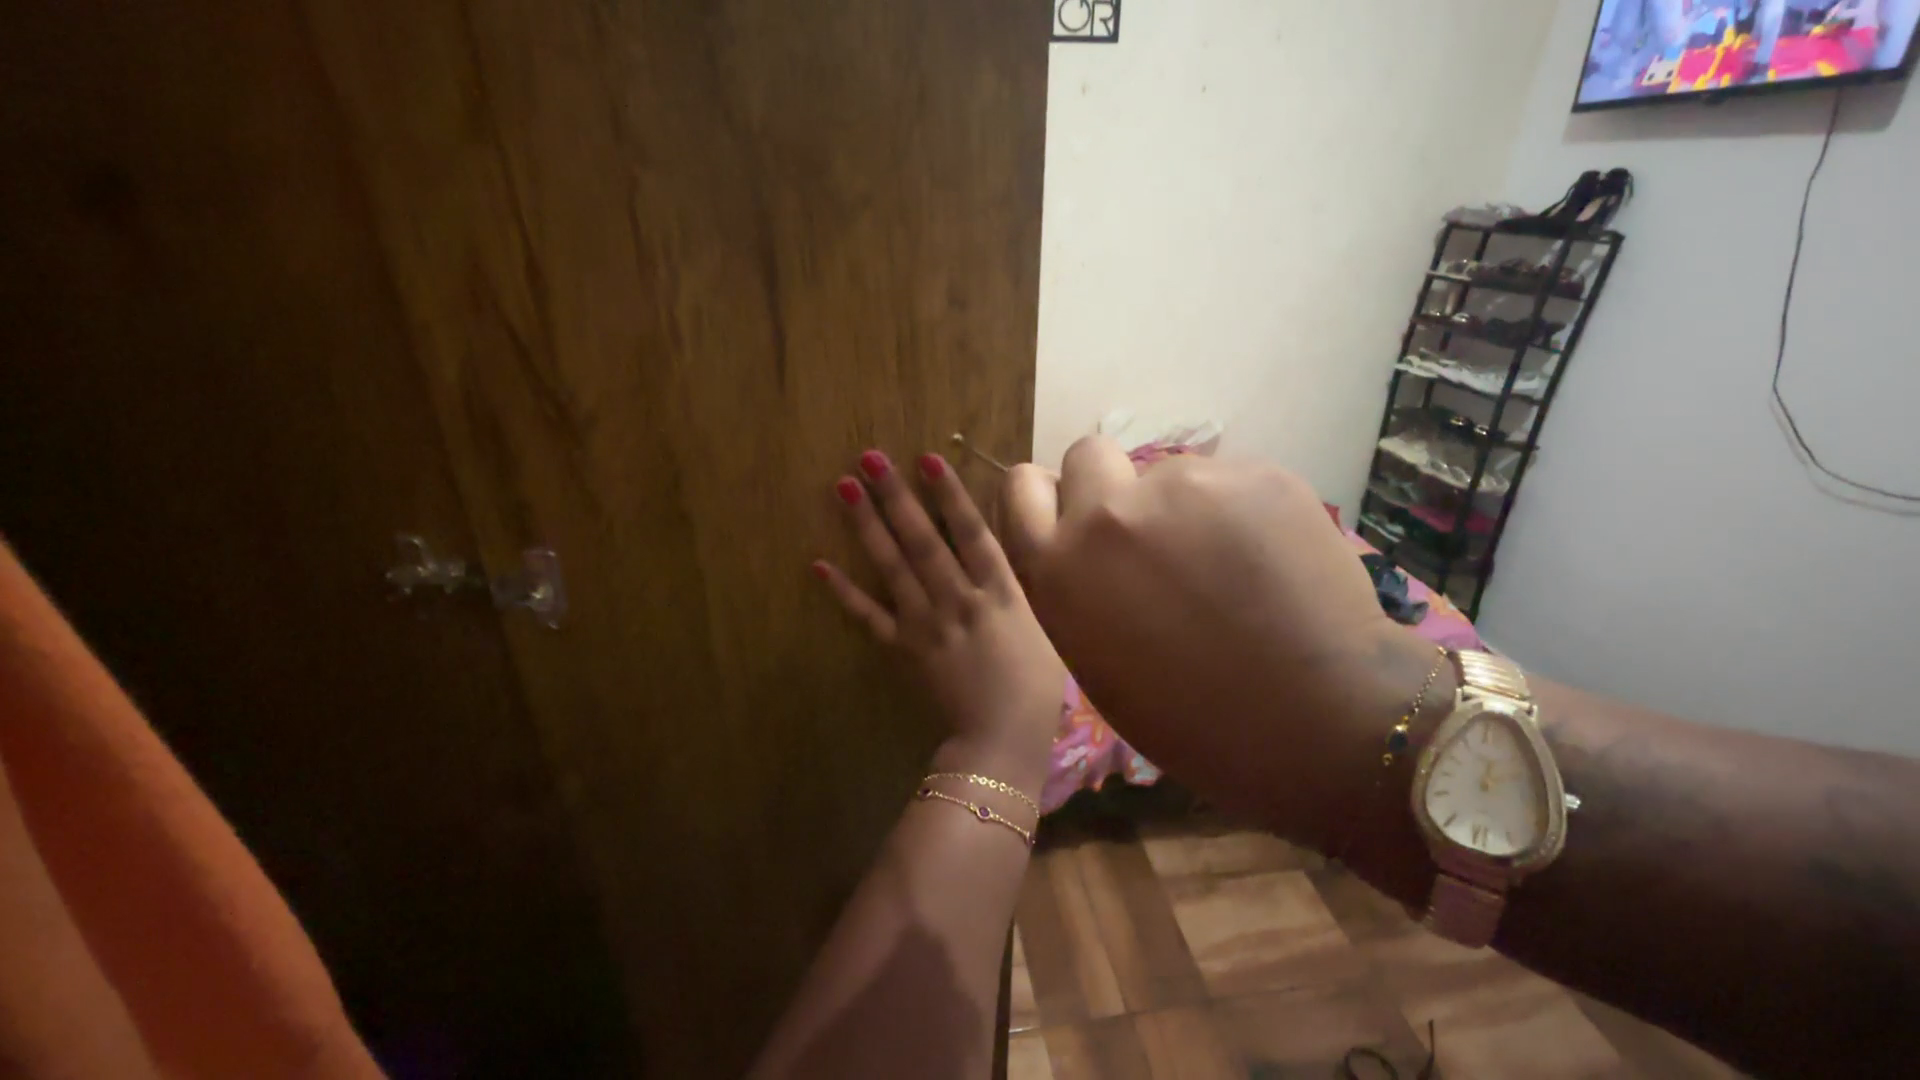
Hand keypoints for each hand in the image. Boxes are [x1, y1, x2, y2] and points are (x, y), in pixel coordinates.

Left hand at [812, 450, 1065, 789]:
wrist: (1004, 737)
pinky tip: (819, 565)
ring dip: (867, 525)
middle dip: (896, 495)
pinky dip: (844, 592)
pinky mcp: (903, 650)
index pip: (970, 531)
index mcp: (998, 590)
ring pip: (892, 566)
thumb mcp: (1040, 626)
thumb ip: (1014, 587)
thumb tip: (994, 552)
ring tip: (844, 488)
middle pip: (923, 539)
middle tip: (869, 458)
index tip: (926, 458)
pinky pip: (869, 618)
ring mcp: (926, 623)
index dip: (948, 493)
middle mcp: (959, 597)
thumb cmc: (1036, 684)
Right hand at [998, 437, 1446, 849]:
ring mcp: (1184, 485)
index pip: (1021, 485)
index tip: (1074, 520)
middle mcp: (1108, 513)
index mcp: (1058, 567)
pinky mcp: (1255, 473)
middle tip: (1153, 538)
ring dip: (1185, 507)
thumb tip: (1087, 545)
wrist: (1318, 720)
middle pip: (1087, 455)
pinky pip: (1230, 480)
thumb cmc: (1195, 721)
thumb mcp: (1098, 661)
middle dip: (1111, 487)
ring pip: (1168, 473)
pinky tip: (1271, 563)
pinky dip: (1242, 511)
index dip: (1049, 498)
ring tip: (1230, 568)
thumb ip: (1076, 586)